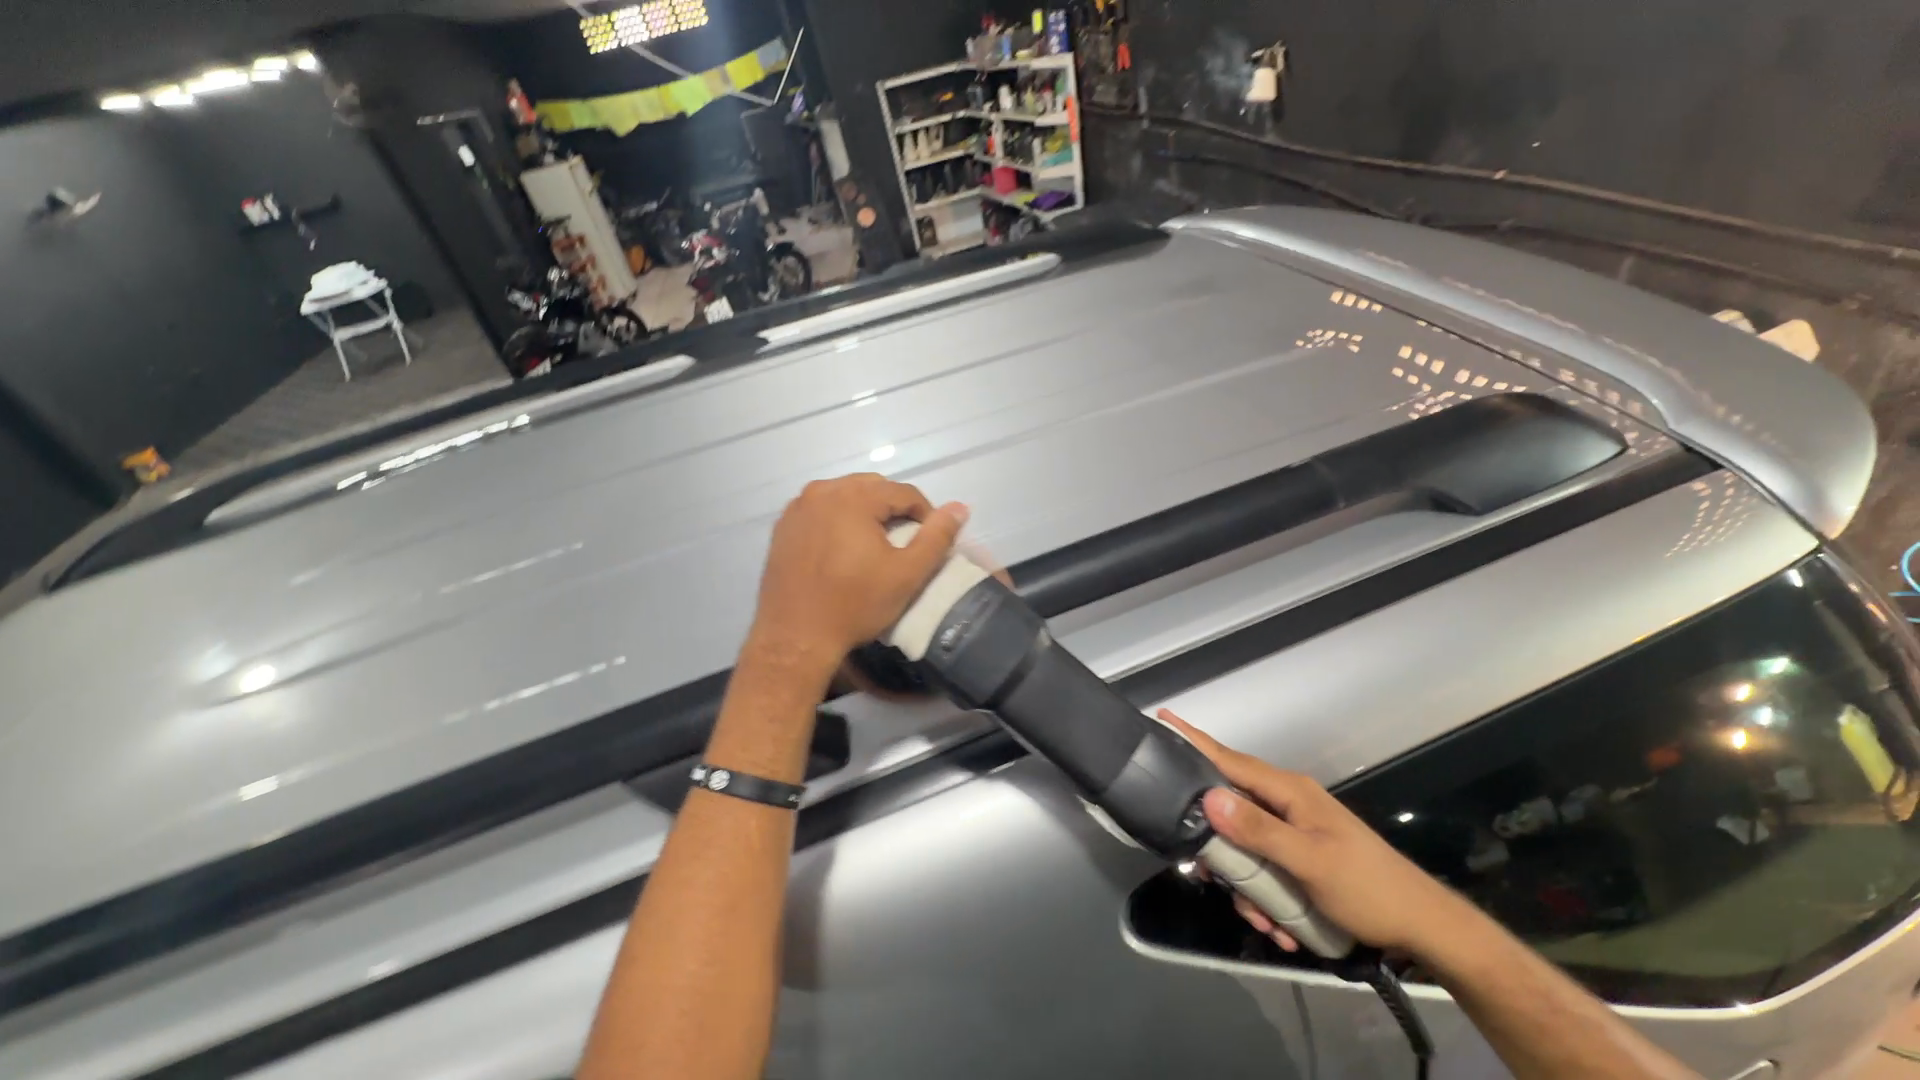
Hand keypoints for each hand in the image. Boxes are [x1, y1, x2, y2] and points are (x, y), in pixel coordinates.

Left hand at [750, 474, 967, 670]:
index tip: (929, 542)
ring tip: (875, 545)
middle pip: (873, 487)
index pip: (903, 492)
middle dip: (893, 509)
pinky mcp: (784, 525)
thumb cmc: (855, 605)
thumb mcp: (906, 574)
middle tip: (903, 543)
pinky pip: (821, 510)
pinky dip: (838, 520)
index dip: (924, 514)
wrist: (796, 636)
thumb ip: (936, 537)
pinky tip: (843, 548)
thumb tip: (960, 507)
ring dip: (866, 512)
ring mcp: (798, 507)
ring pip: (845, 495)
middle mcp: (822, 491)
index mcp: (853, 497)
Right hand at [1158, 709, 1476, 956]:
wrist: (1421, 927)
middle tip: (1213, 882)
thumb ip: (1258, 830)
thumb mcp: (1309, 862)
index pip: (1230, 759)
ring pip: (1243, 851)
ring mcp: (1294, 831)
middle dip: (1221, 855)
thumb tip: (1208, 796)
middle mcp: (1287, 804)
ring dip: (1248, 890)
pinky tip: (1283, 928)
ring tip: (1268, 923)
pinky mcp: (1299, 857)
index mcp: (1289, 792)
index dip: (1194, 741)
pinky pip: (1264, 871)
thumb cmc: (1368, 888)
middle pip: (1229, 813)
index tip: (1161, 718)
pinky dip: (1266, 901)